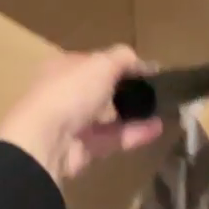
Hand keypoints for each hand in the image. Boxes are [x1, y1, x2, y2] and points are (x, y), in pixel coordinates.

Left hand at [0, 46, 164, 185]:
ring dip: (134, 114)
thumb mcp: (101, 64)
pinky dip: (134, 134)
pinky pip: (113, 139)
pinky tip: (157, 129)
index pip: (94, 63)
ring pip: (108, 117)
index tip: (146, 69)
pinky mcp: (84, 149)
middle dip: (126, 91)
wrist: (47, 140)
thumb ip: (124, 59)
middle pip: (100, 91)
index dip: (118, 64)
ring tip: (162, 110)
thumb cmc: (71, 91)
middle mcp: (66, 95)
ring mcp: (74, 124)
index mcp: (64, 68)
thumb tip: (144, 62)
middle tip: (155, 91)